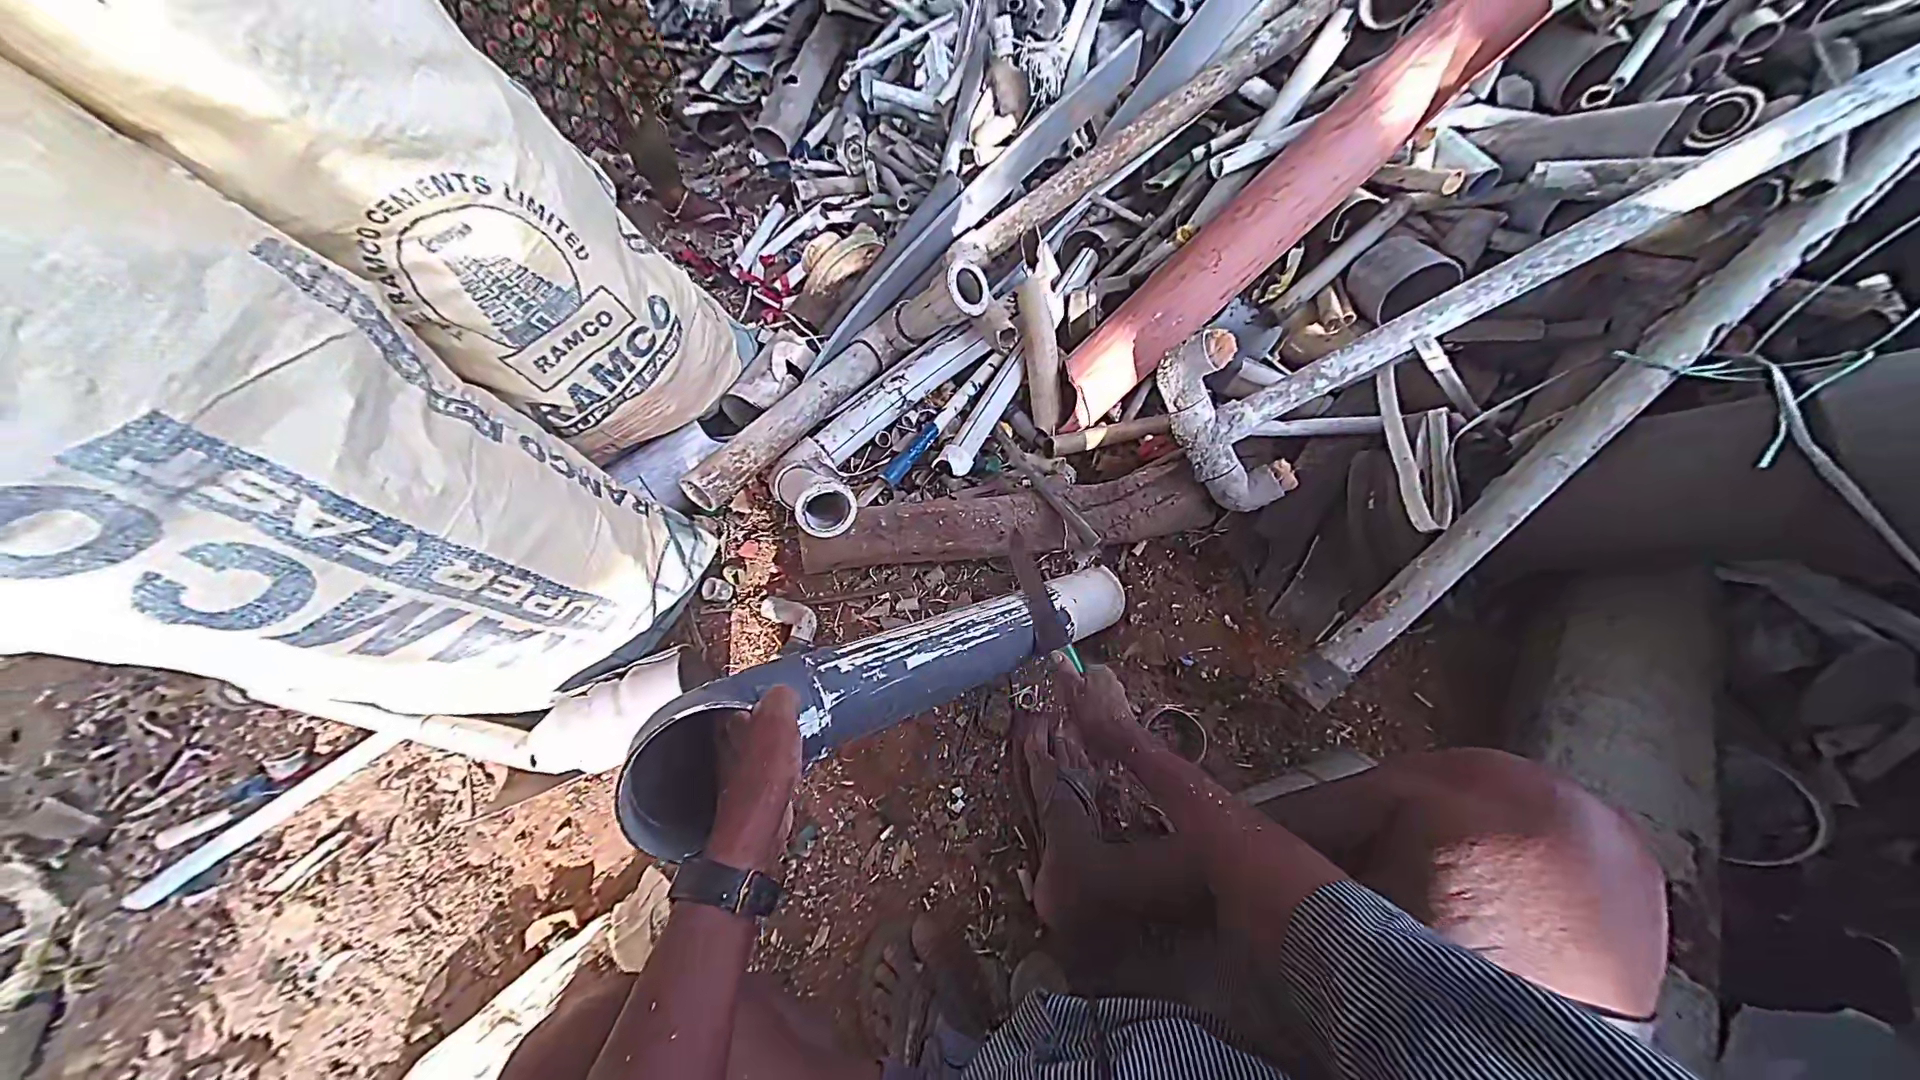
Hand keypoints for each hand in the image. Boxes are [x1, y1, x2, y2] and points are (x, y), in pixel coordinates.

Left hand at [708, 684, 802, 871]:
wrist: (758, 831)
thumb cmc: (763, 779)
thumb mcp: (778, 723)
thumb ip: (781, 699)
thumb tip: (785, 691)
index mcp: (725, 721)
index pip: (743, 692)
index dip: (768, 690)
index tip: (790, 689)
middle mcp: (724, 742)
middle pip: (753, 715)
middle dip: (775, 713)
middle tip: (800, 709)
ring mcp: (736, 766)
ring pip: (761, 739)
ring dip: (781, 736)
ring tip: (802, 732)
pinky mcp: (751, 787)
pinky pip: (770, 761)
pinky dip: (784, 758)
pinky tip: (797, 760)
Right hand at [1067, 664, 1147, 761]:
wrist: (1120, 742)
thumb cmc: (1096, 716)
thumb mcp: (1073, 691)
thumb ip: (1066, 672)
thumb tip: (1057, 654)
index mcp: (1099, 670)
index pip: (1078, 669)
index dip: (1068, 682)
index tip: (1063, 693)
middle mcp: (1111, 680)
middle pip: (1085, 685)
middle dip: (1075, 697)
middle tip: (1069, 710)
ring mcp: (1117, 697)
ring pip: (1092, 700)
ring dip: (1084, 710)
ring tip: (1079, 722)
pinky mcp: (1120, 712)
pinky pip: (1100, 712)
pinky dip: (1094, 719)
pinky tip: (1090, 729)